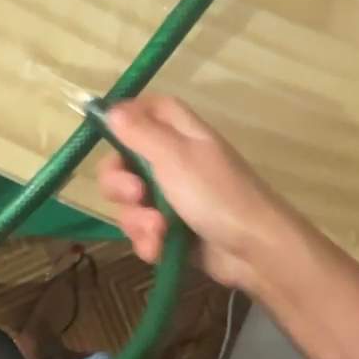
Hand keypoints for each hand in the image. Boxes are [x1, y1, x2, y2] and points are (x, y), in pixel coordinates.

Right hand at [96, 97, 311, 292]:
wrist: (252, 249)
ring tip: (158, 232)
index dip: (124, 119)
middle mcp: (173, 162)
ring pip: (130, 204)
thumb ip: (139, 133)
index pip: (146, 111)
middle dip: (120, 185)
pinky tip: (158, 249)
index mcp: (179, 133)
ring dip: (137, 220)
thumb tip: (110, 109)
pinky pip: (142, 231)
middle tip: (136, 196)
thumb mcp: (175, 157)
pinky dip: (147, 241)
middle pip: (125, 163)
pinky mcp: (170, 230)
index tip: (107, 135)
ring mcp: (171, 198)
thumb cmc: (216, 194)